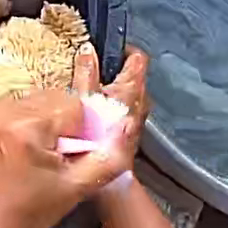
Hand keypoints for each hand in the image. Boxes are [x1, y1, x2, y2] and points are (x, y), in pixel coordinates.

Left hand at [0, 83, 132, 227]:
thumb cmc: (33, 209)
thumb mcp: (79, 187)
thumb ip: (111, 155)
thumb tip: (127, 123)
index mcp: (25, 129)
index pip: (73, 106)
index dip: (80, 129)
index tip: (70, 152)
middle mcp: (0, 112)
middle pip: (53, 98)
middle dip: (61, 121)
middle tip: (54, 152)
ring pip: (35, 97)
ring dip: (42, 117)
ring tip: (36, 149)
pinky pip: (13, 102)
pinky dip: (22, 117)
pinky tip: (19, 143)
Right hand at [74, 43, 149, 163]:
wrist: (109, 176)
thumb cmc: (98, 137)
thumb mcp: (85, 97)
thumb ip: (87, 72)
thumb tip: (87, 50)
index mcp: (133, 87)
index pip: (137, 58)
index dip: (122, 50)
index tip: (106, 50)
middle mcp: (142, 100)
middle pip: (131, 75)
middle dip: (113, 72)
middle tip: (91, 74)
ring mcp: (138, 116)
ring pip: (127, 93)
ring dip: (111, 91)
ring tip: (90, 94)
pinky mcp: (131, 129)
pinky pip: (123, 109)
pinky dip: (111, 107)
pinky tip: (94, 114)